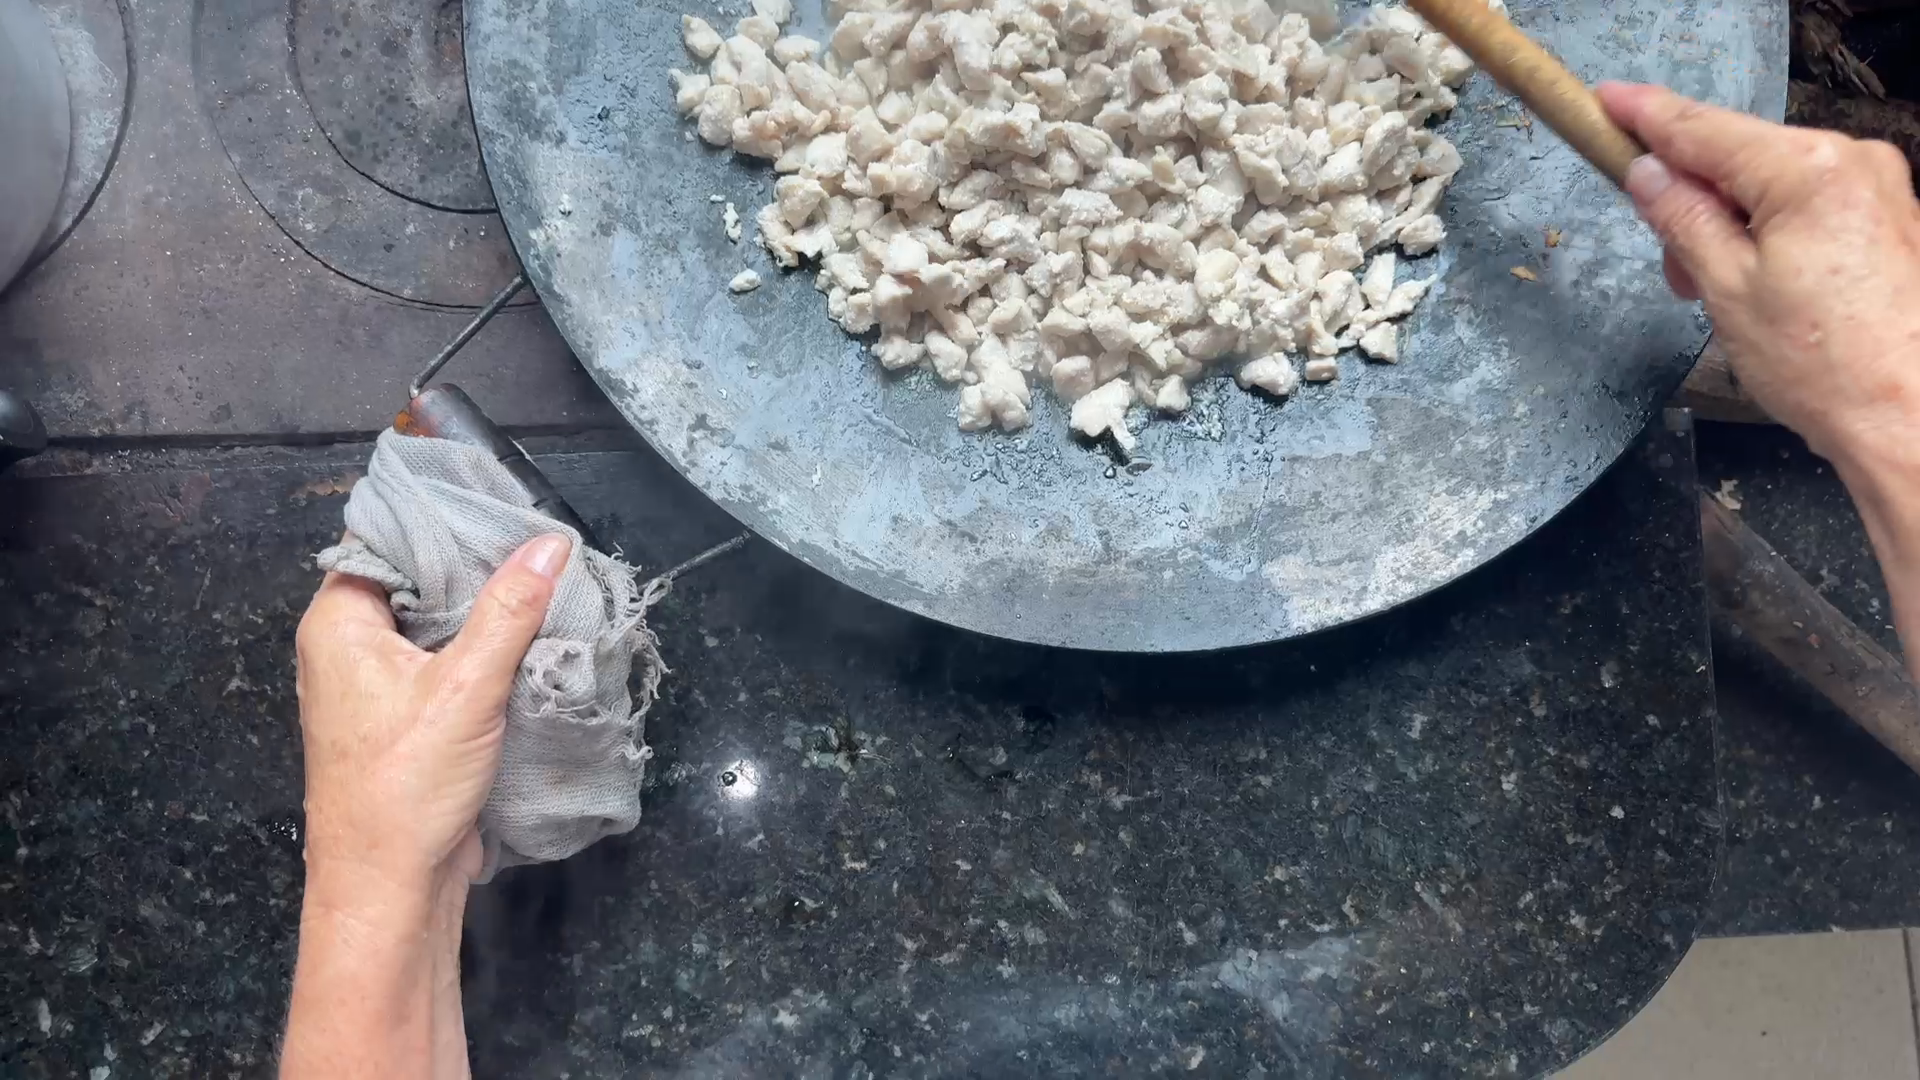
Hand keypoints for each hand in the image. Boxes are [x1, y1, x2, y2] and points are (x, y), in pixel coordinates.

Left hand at [294, 532, 570, 891]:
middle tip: (540, 539)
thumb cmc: (409, 779)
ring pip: (440, 618)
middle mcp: (353, 645)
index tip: (502, 506)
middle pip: (418, 579)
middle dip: (478, 562)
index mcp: (339, 626)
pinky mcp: (413, 707)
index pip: (386, 545)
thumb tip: (551, 543)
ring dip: (490, 604)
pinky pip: (453, 653)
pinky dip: (491, 639)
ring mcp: (383, 678)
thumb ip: (510, 610)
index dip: (441, 522)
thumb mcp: (466, 685)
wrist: (395, 880)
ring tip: (548, 575)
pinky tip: (537, 629)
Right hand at [1597, 82, 1919, 462]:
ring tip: (1704, 288)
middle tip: (1666, 264)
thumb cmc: (1812, 353)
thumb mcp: (1723, 285)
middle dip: (1679, 197)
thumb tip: (1645, 172)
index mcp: (1808, 172)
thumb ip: (1681, 220)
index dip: (1646, 115)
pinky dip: (1745, 230)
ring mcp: (1870, 184)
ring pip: (1756, 183)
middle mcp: (1849, 161)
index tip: (1603, 96)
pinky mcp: (1876, 211)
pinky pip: (1788, 202)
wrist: (1908, 403)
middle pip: (1730, 156)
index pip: (1703, 131)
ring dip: (1710, 224)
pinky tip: (1736, 278)